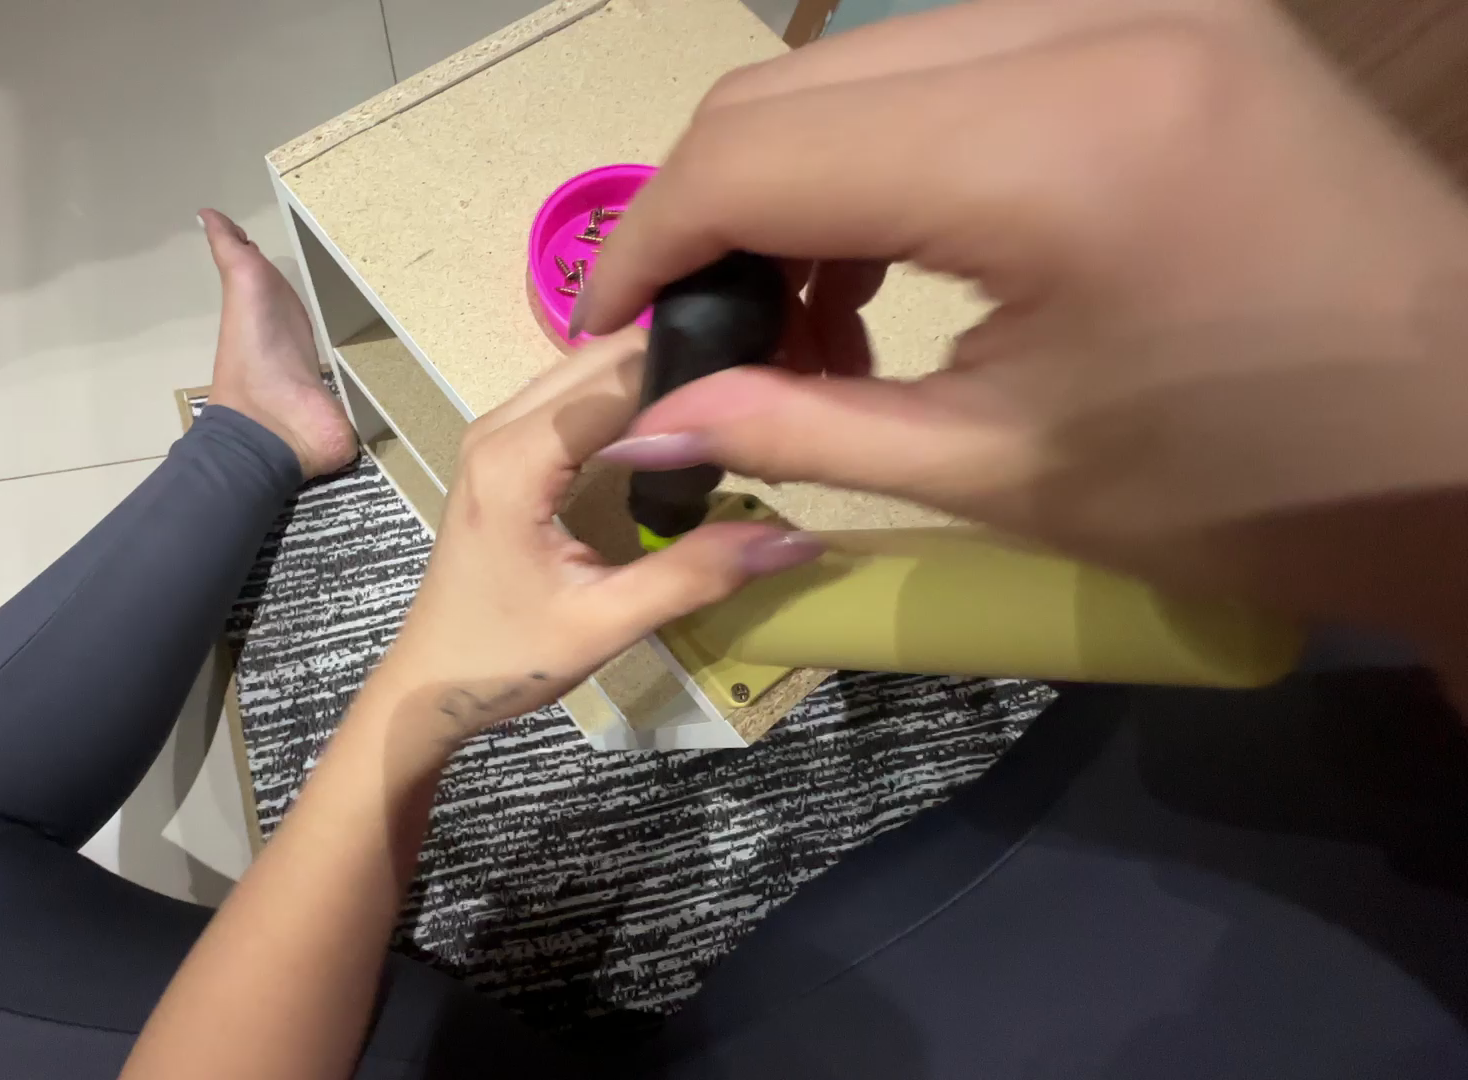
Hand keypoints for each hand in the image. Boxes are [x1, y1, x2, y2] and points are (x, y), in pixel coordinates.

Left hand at [360, 330, 824, 742]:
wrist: (429, 679)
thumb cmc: (504, 656)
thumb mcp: (602, 624)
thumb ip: (693, 575)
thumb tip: (792, 539)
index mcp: (517, 457)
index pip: (622, 376)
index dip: (695, 377)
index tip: (762, 397)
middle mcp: (500, 425)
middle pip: (604, 358)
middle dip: (680, 368)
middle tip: (751, 406)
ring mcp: (496, 432)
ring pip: (587, 371)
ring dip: (652, 381)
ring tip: (720, 418)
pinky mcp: (502, 449)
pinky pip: (572, 399)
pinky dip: (623, 402)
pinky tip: (666, 436)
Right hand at [579, 0, 1467, 659]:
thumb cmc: (1233, 492)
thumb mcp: (979, 474)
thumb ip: (784, 433)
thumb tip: (634, 434)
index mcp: (1051, 152)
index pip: (750, 157)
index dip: (643, 245)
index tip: (604, 330)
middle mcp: (1083, 29)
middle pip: (774, 95)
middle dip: (689, 220)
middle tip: (681, 335)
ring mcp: (1115, 12)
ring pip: (832, 80)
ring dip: (765, 202)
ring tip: (781, 327)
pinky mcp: (1129, 33)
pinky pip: (913, 83)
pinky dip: (844, 181)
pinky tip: (859, 277)